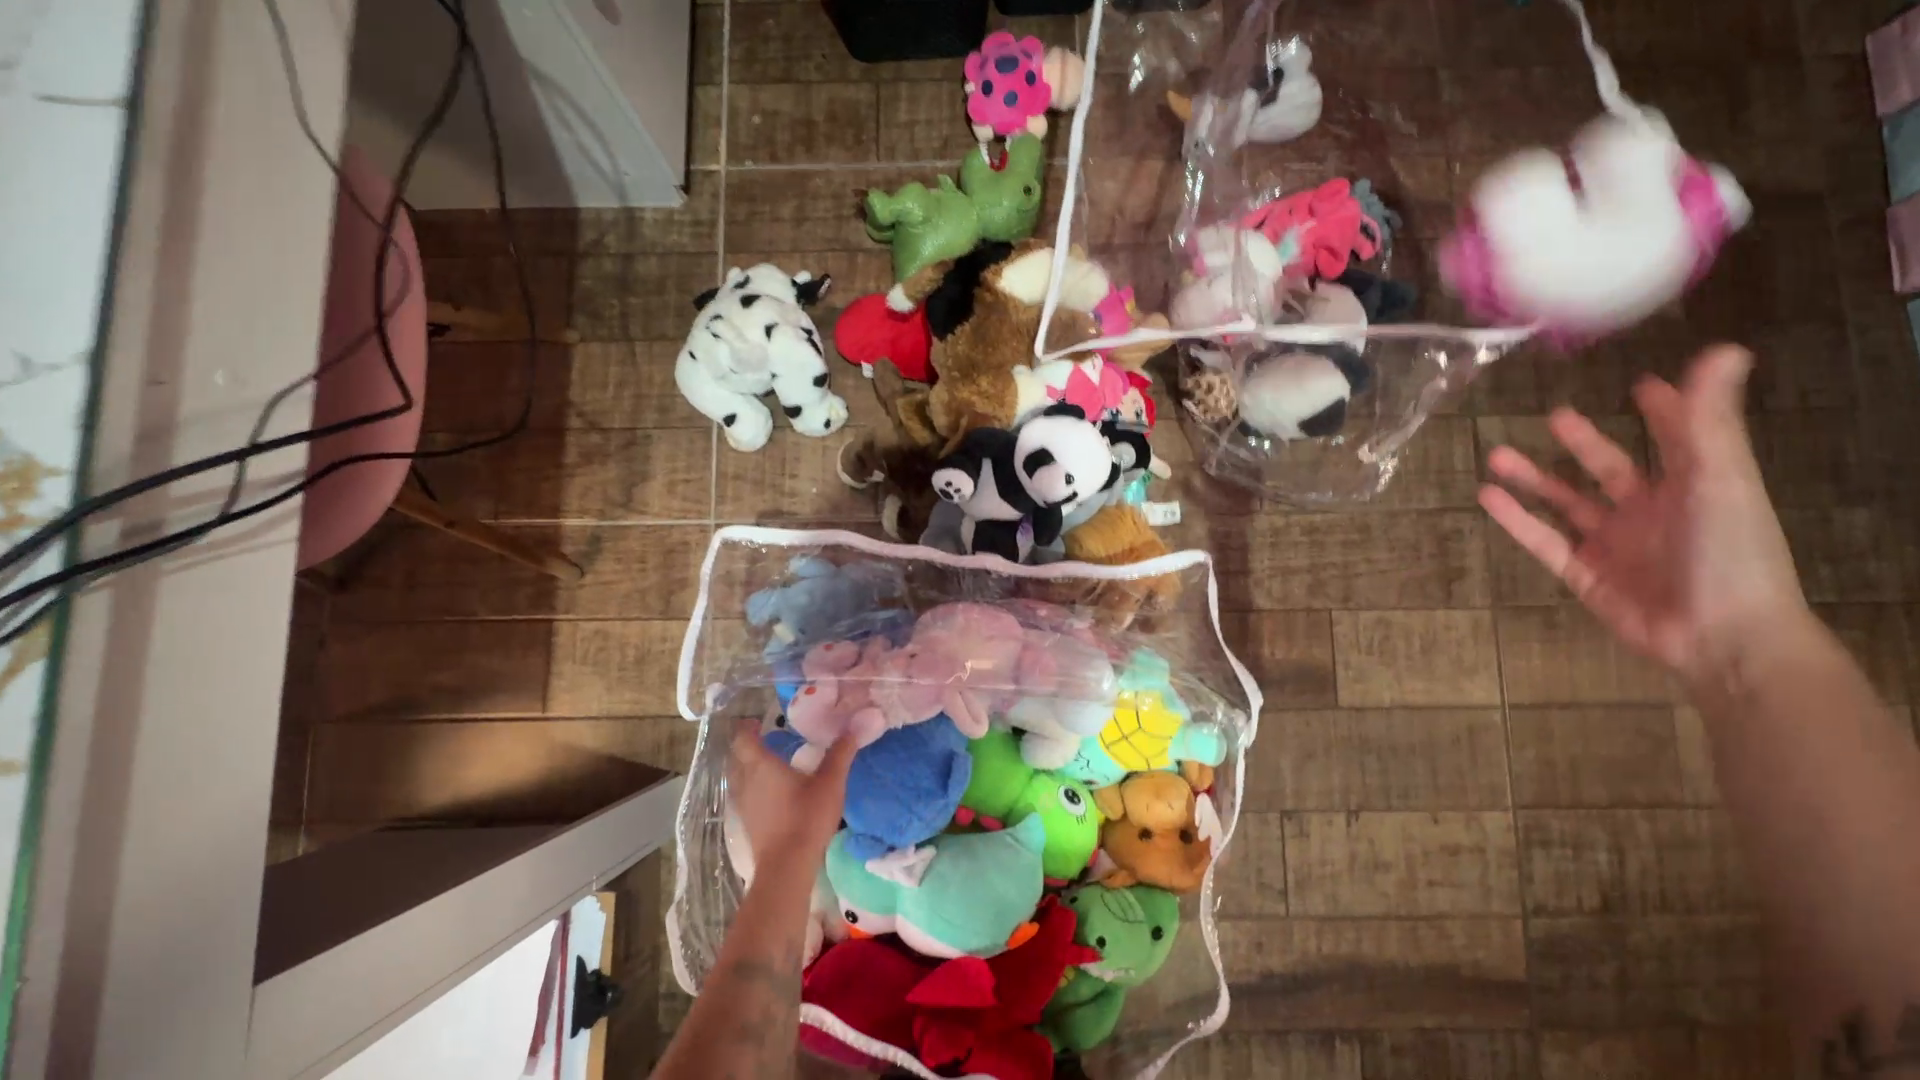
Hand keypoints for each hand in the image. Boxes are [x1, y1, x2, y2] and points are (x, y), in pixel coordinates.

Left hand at [727, 722, 853, 873]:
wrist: (787, 865)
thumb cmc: (806, 818)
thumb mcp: (830, 783)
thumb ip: (840, 754)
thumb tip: (853, 728)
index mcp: (761, 766)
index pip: (743, 739)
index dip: (747, 728)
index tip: (756, 721)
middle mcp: (745, 781)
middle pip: (736, 757)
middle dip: (745, 746)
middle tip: (763, 739)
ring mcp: (742, 804)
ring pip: (736, 777)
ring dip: (745, 766)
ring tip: (764, 763)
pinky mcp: (746, 822)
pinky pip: (742, 794)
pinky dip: (750, 785)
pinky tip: (767, 792)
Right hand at [1479, 345, 1809, 683]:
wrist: (1722, 633)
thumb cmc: (1731, 550)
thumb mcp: (1721, 476)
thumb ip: (1710, 418)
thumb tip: (1725, 348)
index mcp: (1692, 485)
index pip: (1676, 439)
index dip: (1665, 413)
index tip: (1644, 386)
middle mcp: (1650, 511)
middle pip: (1610, 470)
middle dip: (1583, 443)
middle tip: (1555, 416)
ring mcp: (1613, 544)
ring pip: (1565, 503)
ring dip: (1533, 479)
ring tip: (1495, 455)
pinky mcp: (1584, 575)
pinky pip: (1543, 541)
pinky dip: (1515, 519)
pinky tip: (1487, 496)